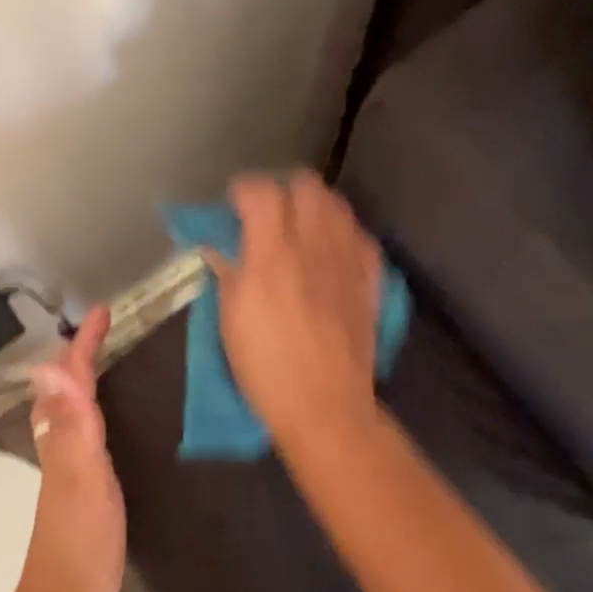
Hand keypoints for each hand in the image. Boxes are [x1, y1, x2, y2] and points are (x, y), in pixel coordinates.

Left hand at [18, 305, 125, 591]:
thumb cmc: (79, 540)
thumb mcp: (81, 477)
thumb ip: (71, 425)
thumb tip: (49, 367)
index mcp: (63, 439)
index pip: (70, 380)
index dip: (83, 345)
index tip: (102, 311)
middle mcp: (61, 448)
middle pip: (66, 391)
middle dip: (81, 357)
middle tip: (105, 333)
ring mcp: (70, 472)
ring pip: (73, 415)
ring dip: (85, 385)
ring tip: (108, 366)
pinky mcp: (84, 493)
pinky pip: (86, 440)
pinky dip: (95, 418)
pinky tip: (112, 429)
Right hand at [205, 172, 384, 446]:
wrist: (325, 405)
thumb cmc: (266, 370)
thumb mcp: (231, 323)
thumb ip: (227, 276)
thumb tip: (221, 249)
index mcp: (271, 256)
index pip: (260, 193)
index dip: (244, 190)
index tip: (235, 204)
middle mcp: (314, 247)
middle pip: (305, 186)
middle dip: (283, 191)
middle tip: (269, 213)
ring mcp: (348, 261)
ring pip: (337, 205)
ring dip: (315, 207)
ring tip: (301, 227)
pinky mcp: (371, 280)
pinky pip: (360, 236)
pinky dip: (343, 234)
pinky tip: (332, 251)